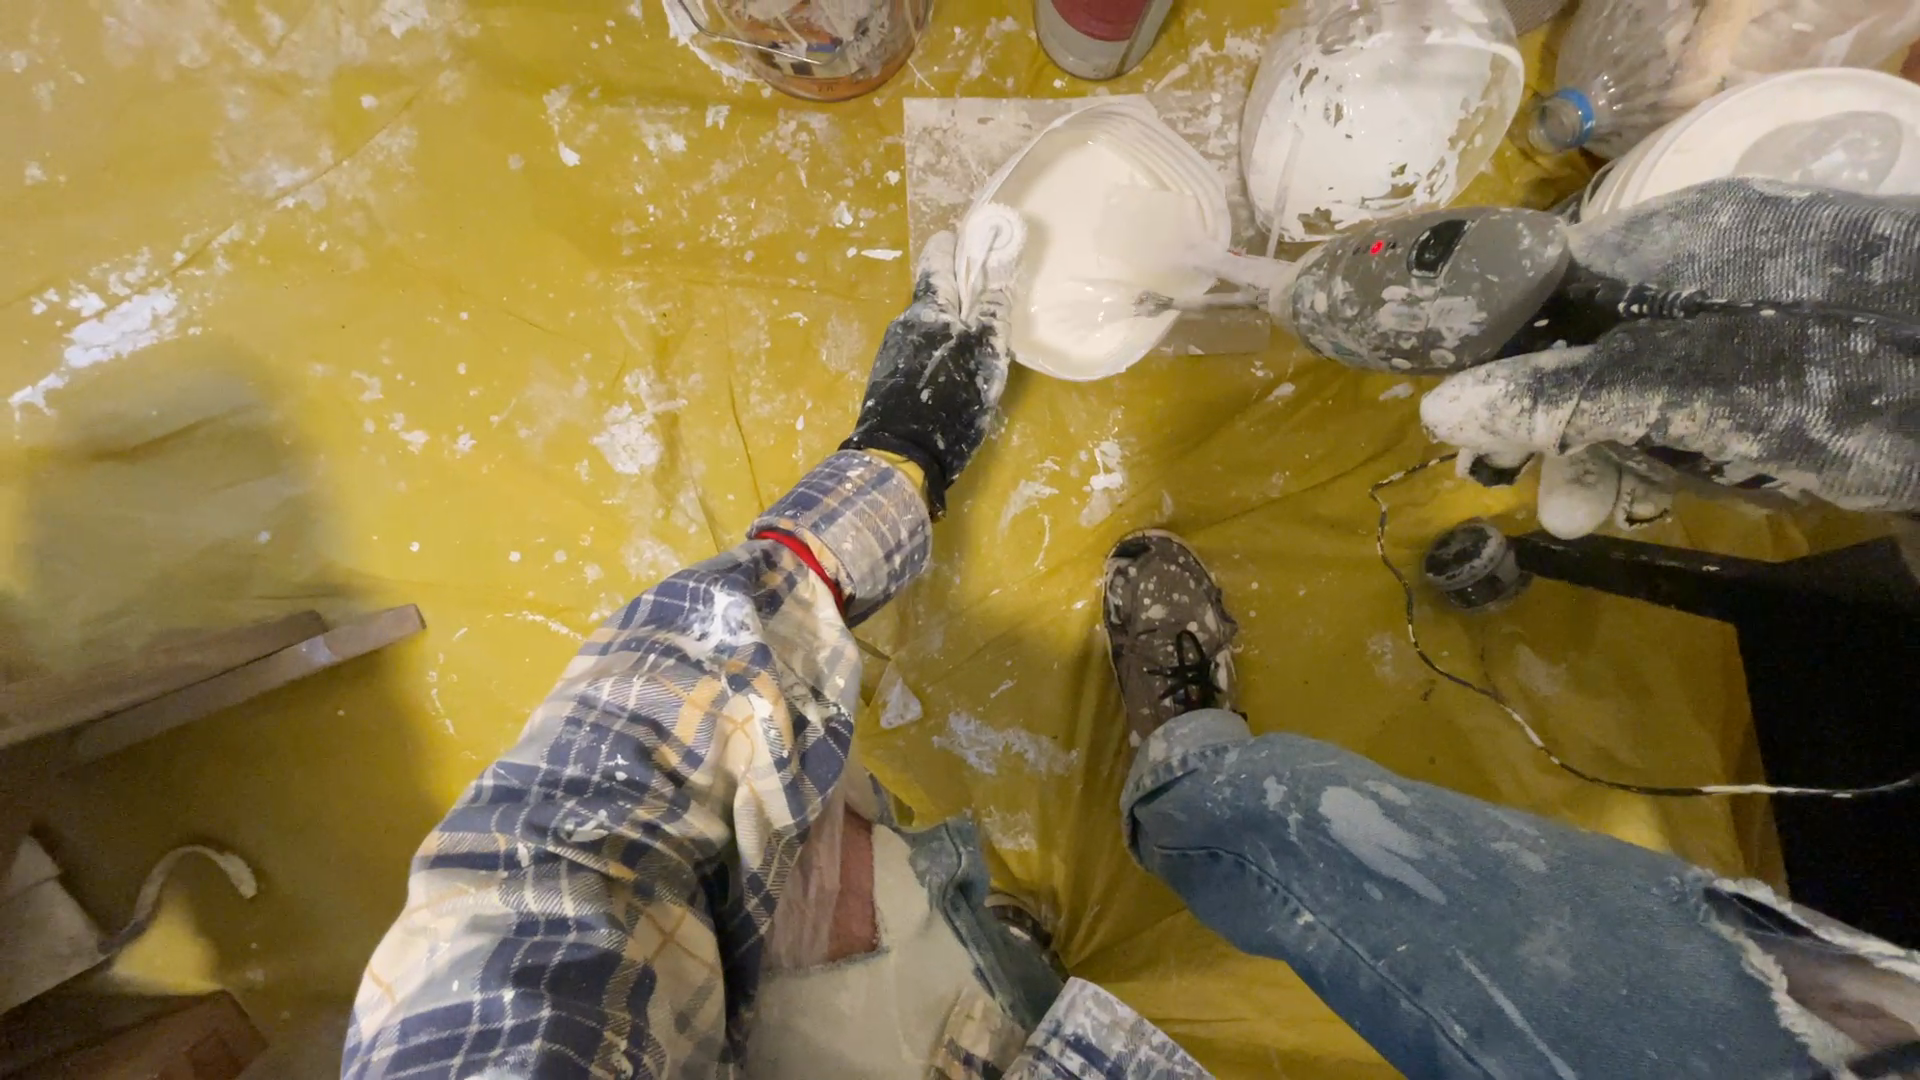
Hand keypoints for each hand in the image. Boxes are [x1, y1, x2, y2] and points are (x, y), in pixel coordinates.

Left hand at [842, 207, 1024, 516]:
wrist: (900, 456)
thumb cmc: (949, 400)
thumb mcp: (984, 356)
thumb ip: (992, 312)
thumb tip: (1001, 269)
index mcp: (928, 309)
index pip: (937, 260)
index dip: (953, 244)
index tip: (966, 236)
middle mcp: (904, 323)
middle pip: (932, 293)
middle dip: (956, 287)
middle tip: (983, 289)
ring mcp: (892, 352)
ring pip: (926, 325)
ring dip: (947, 322)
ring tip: (973, 335)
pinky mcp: (888, 379)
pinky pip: (918, 350)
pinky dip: (938, 347)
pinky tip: (950, 367)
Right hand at [1419, 178, 1919, 537]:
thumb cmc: (1874, 383)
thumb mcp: (1706, 393)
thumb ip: (1566, 396)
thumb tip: (1436, 410)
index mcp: (1673, 244)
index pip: (1533, 283)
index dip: (1484, 349)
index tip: (1456, 414)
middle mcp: (1694, 270)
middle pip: (1569, 340)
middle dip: (1534, 418)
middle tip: (1502, 478)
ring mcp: (1735, 316)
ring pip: (1616, 380)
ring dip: (1585, 451)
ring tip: (1577, 517)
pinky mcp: (1768, 361)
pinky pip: (1670, 401)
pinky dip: (1644, 451)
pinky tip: (1637, 494)